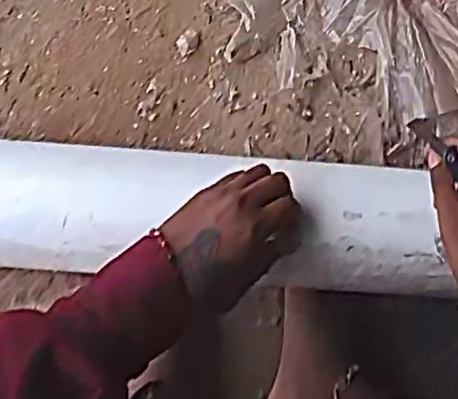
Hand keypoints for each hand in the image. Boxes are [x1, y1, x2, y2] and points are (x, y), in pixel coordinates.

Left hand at [160, 165, 302, 313]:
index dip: (294, 217)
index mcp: (255, 227)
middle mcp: (242, 203)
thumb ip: (267, 257)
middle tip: (281, 209)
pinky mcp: (209, 189)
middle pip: (278, 181)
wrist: (164, 276)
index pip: (289, 207)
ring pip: (260, 171)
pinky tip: (243, 197)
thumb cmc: (198, 287)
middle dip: (284, 195)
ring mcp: (224, 193)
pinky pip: (237, 174)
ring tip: (264, 199)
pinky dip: (246, 181)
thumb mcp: (243, 281)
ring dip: (267, 183)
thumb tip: (281, 243)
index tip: (291, 225)